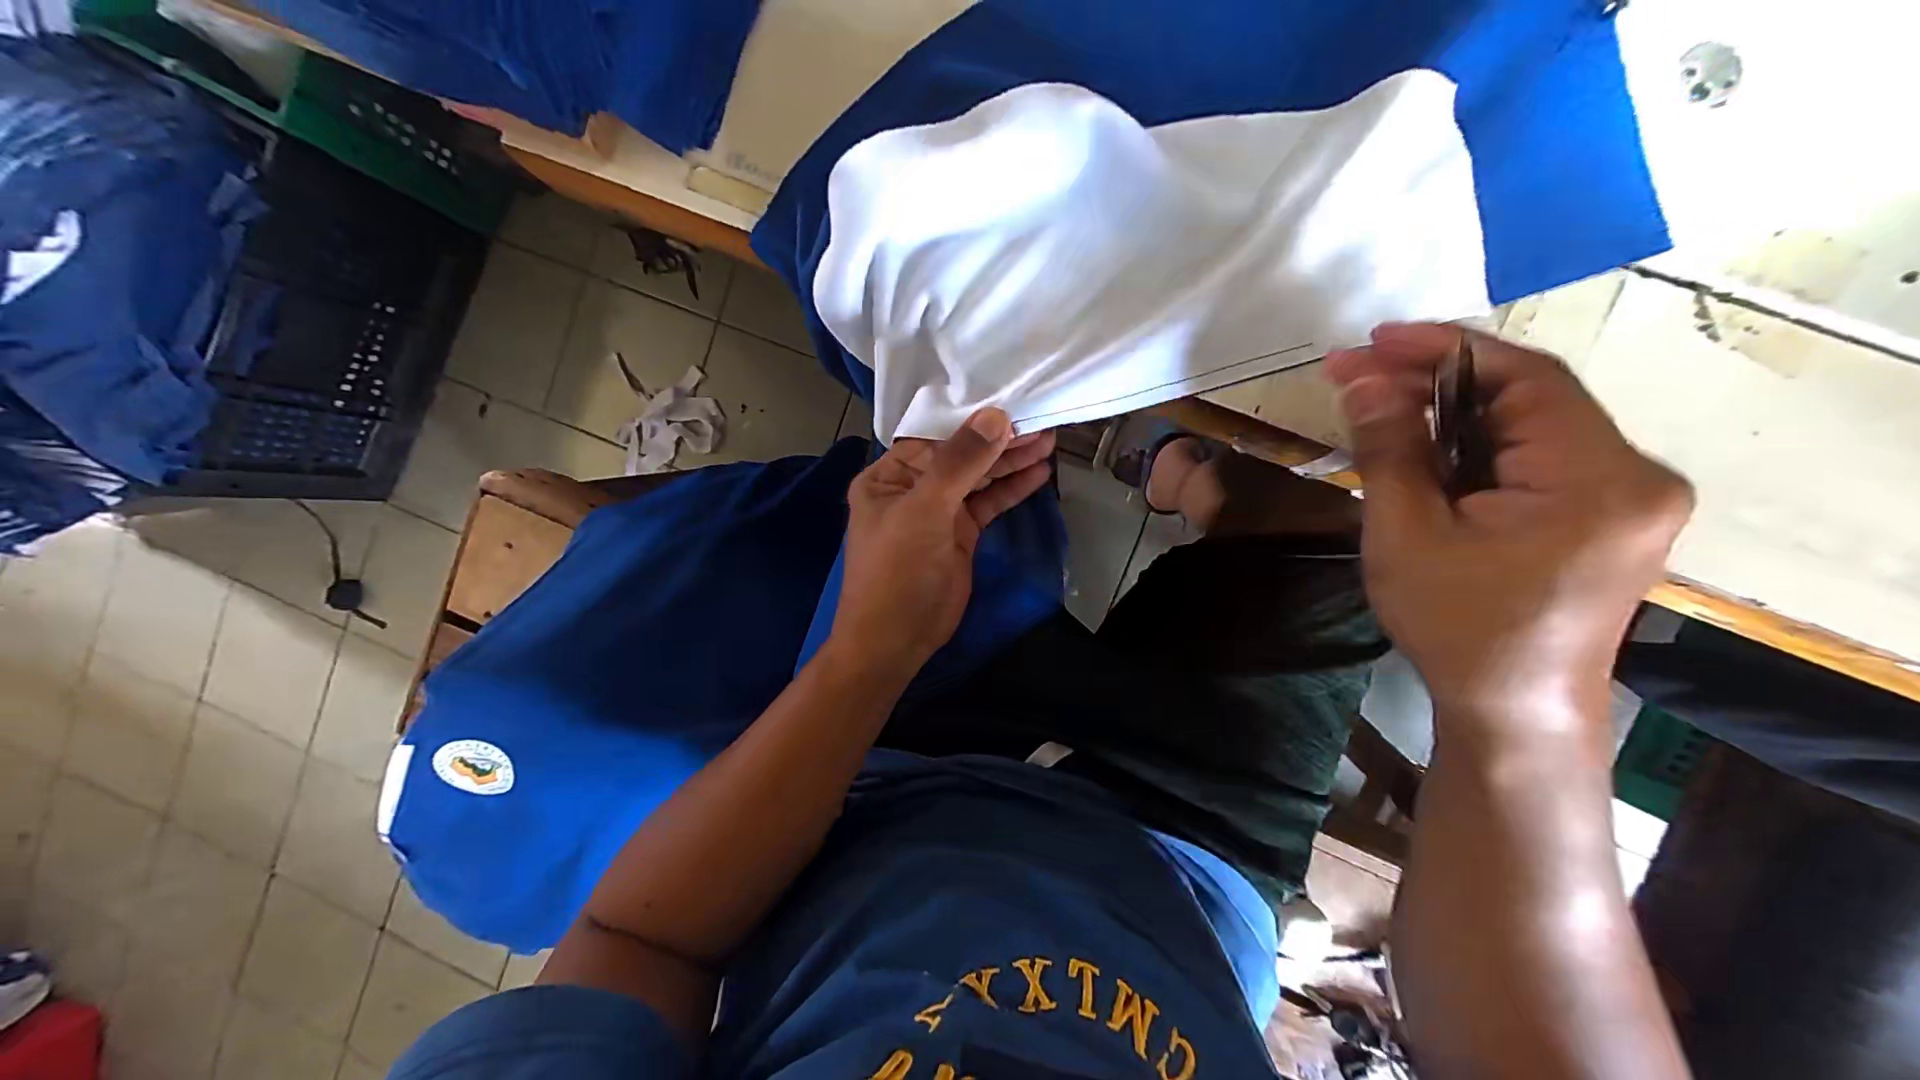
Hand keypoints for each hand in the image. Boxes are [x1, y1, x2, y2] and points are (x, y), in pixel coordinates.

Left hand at [829, 408, 1054, 676]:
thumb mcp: (924, 510)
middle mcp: (912, 489)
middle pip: (960, 456)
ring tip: (1048, 441)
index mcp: (887, 476)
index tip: (1011, 405)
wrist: (896, 640)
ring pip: (978, 479)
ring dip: (1010, 462)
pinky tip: (1038, 474)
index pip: (933, 437)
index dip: (971, 422)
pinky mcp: (960, 535)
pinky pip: (988, 504)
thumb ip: (960, 462)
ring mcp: (938, 513)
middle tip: (1040, 423)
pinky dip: (1011, 490)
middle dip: (998, 442)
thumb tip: (995, 416)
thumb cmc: (897, 571)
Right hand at [1324, 324, 1692, 725]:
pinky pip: (1531, 460)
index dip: (1443, 350)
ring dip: (1447, 415)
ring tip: (1374, 409)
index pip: (1525, 379)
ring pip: (1525, 429)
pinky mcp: (1602, 518)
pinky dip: (1471, 448)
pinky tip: (1419, 451)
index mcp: (1599, 479)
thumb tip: (1363, 380)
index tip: (1372, 341)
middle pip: (1526, 400)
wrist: (1511, 711)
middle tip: (1353, 374)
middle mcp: (1633, 476)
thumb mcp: (1406, 535)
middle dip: (1434, 382)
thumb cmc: (1457, 627)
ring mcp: (1624, 498)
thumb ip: (1388, 450)